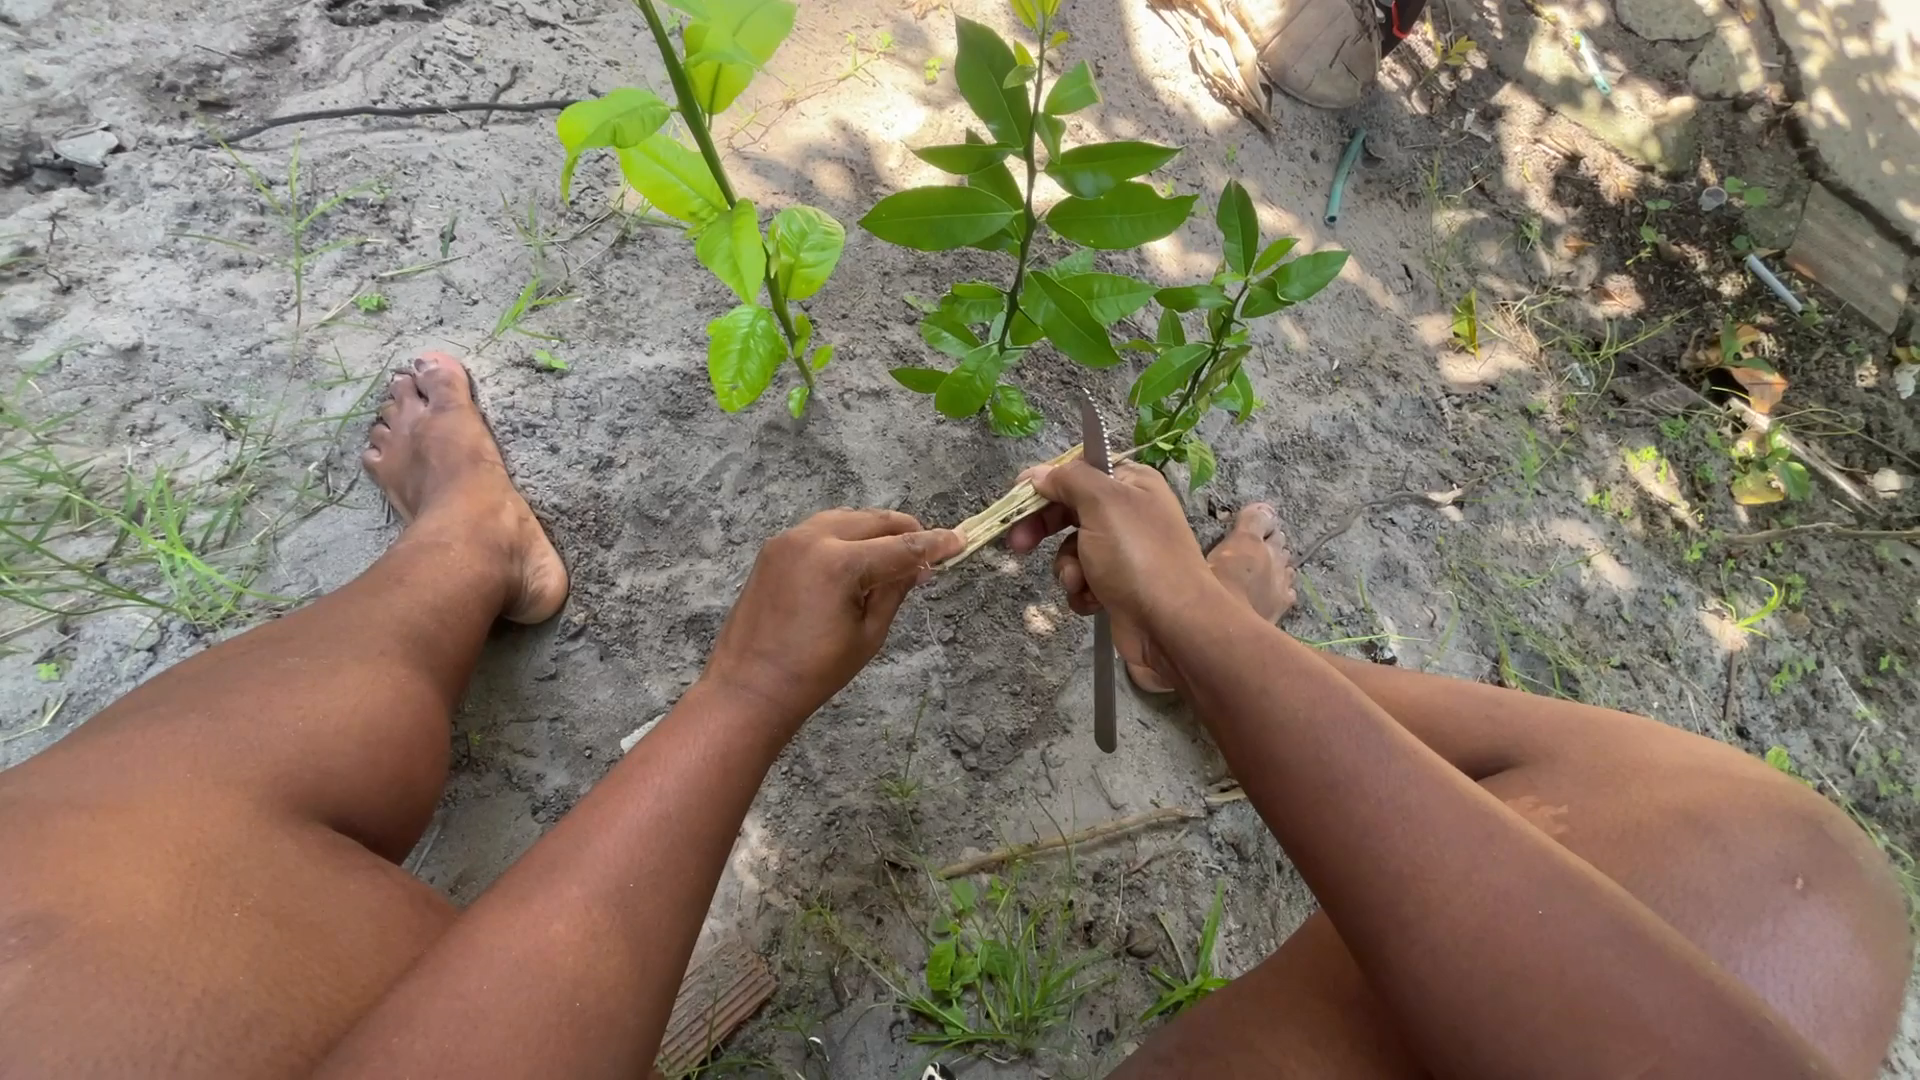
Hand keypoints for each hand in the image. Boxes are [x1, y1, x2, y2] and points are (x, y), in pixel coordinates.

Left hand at [702, 509, 962, 732]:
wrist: (748, 688)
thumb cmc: (814, 673)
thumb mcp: (868, 634)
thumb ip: (895, 591)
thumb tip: (919, 566)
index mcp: (839, 563)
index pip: (901, 547)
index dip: (934, 545)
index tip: (960, 540)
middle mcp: (813, 538)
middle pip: (874, 521)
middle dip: (906, 531)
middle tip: (930, 550)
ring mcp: (789, 539)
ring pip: (847, 518)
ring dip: (876, 529)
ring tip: (897, 552)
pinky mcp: (774, 547)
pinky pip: (822, 528)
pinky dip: (847, 534)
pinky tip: (859, 555)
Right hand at [1006, 460, 1216, 626]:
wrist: (1170, 624)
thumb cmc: (1137, 556)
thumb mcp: (1102, 502)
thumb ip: (1069, 480)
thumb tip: (1041, 474)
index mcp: (1131, 483)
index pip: (1080, 471)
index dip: (1047, 481)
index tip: (1018, 495)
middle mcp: (1127, 513)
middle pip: (1069, 510)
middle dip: (1044, 529)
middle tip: (1017, 544)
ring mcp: (1122, 552)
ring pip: (1071, 550)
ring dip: (1067, 567)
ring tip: (1079, 581)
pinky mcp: (1116, 585)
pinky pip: (1082, 580)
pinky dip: (1081, 590)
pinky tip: (1093, 600)